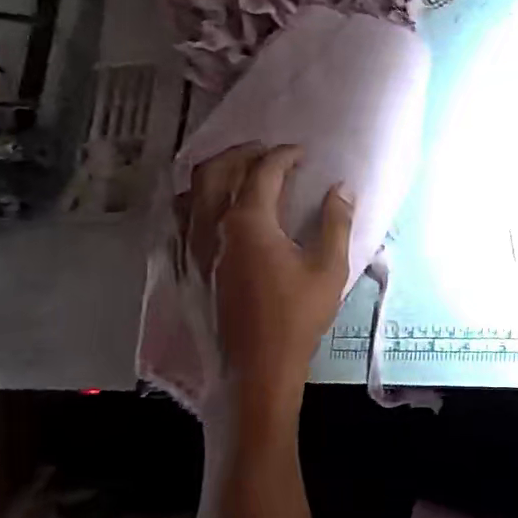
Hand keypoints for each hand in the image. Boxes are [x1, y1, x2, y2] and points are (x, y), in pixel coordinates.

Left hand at [177, 144, 351, 404]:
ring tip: (234, 175)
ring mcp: (188, 248)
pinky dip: (194, 204)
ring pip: (187, 194)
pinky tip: (207, 214)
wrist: (254, 365)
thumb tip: (340, 190)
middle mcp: (209, 227)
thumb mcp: (329, 270)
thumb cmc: (297, 317)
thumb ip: (334, 224)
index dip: (282, 157)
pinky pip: (177, 222)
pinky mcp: (180, 269)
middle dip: (241, 154)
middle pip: (214, 172)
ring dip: (212, 175)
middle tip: (265, 152)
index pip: (262, 173)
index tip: (300, 152)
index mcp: (247, 223)